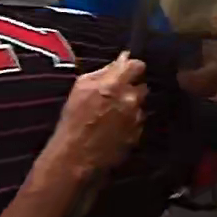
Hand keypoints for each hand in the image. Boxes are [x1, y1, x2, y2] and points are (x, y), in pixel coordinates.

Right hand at [40, 52, 146, 181]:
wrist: (75, 157)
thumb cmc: (73, 118)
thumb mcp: (81, 86)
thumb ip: (105, 70)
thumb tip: (122, 59)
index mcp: (116, 84)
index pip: (138, 65)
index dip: (132, 68)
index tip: (126, 72)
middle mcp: (131, 99)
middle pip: (142, 85)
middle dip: (132, 87)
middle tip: (118, 95)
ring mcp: (137, 118)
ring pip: (141, 103)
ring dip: (132, 105)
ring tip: (115, 113)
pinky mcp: (139, 134)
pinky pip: (139, 120)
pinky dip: (131, 121)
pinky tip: (117, 127)